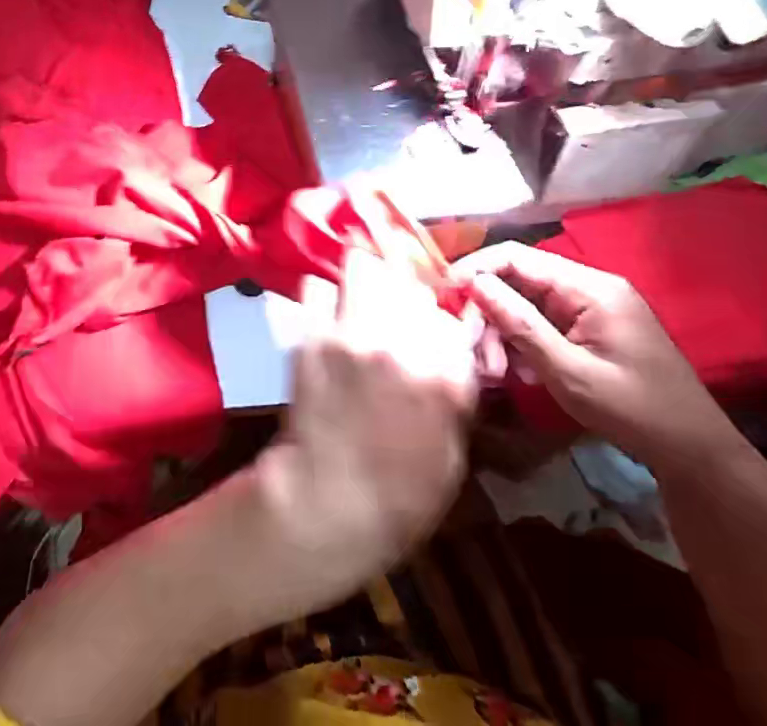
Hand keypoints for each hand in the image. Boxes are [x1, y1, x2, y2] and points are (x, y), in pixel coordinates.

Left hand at [252, 249, 478, 610]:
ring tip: (358, 301)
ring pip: (362, 267)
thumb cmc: (401, 492)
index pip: (448, 313)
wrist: (327, 499)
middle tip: (390, 309)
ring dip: (363, 280)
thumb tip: (449, 351)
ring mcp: (352, 332)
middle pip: (406, 280)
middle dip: (401, 290)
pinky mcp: (311, 335)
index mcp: (446, 371)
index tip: (425, 327)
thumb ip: (455, 386)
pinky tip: (327, 318)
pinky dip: (324, 297)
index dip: (436, 318)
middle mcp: (402, 340)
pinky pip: (317, 289)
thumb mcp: (453, 445)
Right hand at [453, 242, 735, 470]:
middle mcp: (589, 287)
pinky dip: (522, 344)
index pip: (517, 257)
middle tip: (478, 358)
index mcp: (591, 288)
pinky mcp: (588, 327)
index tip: (445, 297)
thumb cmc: (633, 410)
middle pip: (517, 281)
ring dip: (502, 334)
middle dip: (489, 315)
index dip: (476, 270)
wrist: (692, 450)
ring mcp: (590, 307)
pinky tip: (521, 374)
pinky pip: (540, 322)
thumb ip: (519, 323)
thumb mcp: (567, 370)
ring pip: (524, 304)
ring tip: (499, 374)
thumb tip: (473, 283)